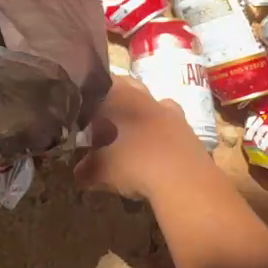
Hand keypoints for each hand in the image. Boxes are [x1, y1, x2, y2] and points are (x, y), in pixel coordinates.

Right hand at [74, 76, 205, 199]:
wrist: (189, 185)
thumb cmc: (136, 165)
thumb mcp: (102, 170)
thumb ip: (87, 168)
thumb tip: (77, 174)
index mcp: (123, 98)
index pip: (103, 82)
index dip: (91, 93)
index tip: (82, 109)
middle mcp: (148, 99)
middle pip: (130, 88)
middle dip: (116, 100)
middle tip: (103, 121)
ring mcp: (173, 115)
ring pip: (153, 106)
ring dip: (141, 116)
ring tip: (130, 137)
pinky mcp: (190, 134)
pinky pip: (170, 126)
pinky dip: (159, 135)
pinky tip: (153, 154)